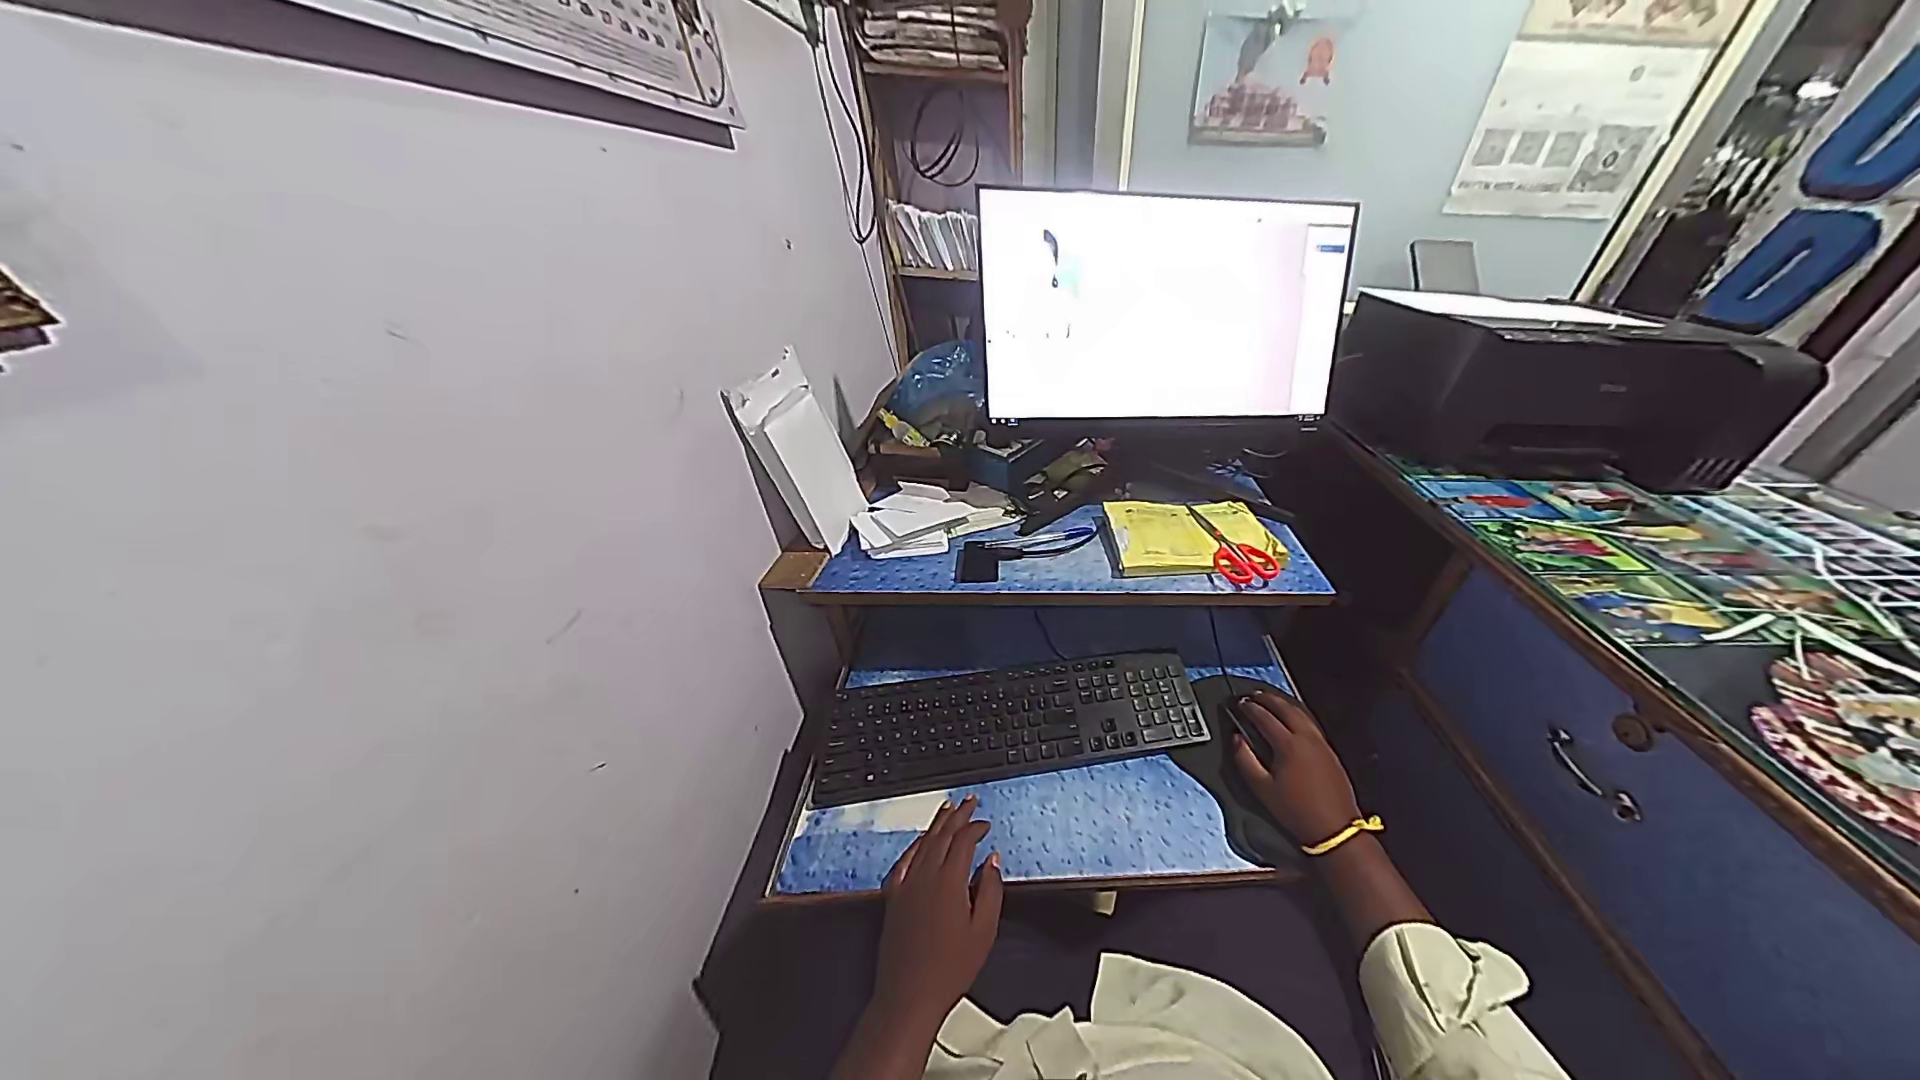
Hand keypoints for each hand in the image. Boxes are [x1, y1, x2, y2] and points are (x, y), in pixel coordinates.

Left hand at [874, 795, 1003, 1033]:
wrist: (909, 994)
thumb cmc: (948, 969)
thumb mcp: (983, 931)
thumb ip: (990, 890)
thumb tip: (992, 862)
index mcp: (948, 881)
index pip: (963, 841)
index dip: (975, 827)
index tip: (985, 824)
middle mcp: (924, 876)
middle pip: (942, 834)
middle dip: (957, 815)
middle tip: (968, 802)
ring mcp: (906, 884)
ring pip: (923, 842)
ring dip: (937, 823)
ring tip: (947, 810)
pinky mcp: (894, 896)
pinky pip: (904, 860)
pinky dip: (915, 845)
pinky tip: (920, 842)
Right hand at [1231, 691, 1362, 844]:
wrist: (1335, 830)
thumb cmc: (1296, 810)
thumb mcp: (1261, 788)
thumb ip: (1244, 759)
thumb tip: (1237, 740)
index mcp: (1288, 745)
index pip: (1265, 717)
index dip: (1250, 708)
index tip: (1239, 704)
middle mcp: (1307, 739)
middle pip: (1286, 709)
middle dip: (1267, 699)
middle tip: (1253, 695)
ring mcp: (1322, 745)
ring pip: (1302, 714)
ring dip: (1284, 704)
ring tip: (1271, 701)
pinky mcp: (1331, 753)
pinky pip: (1311, 724)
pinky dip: (1297, 715)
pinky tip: (1292, 719)